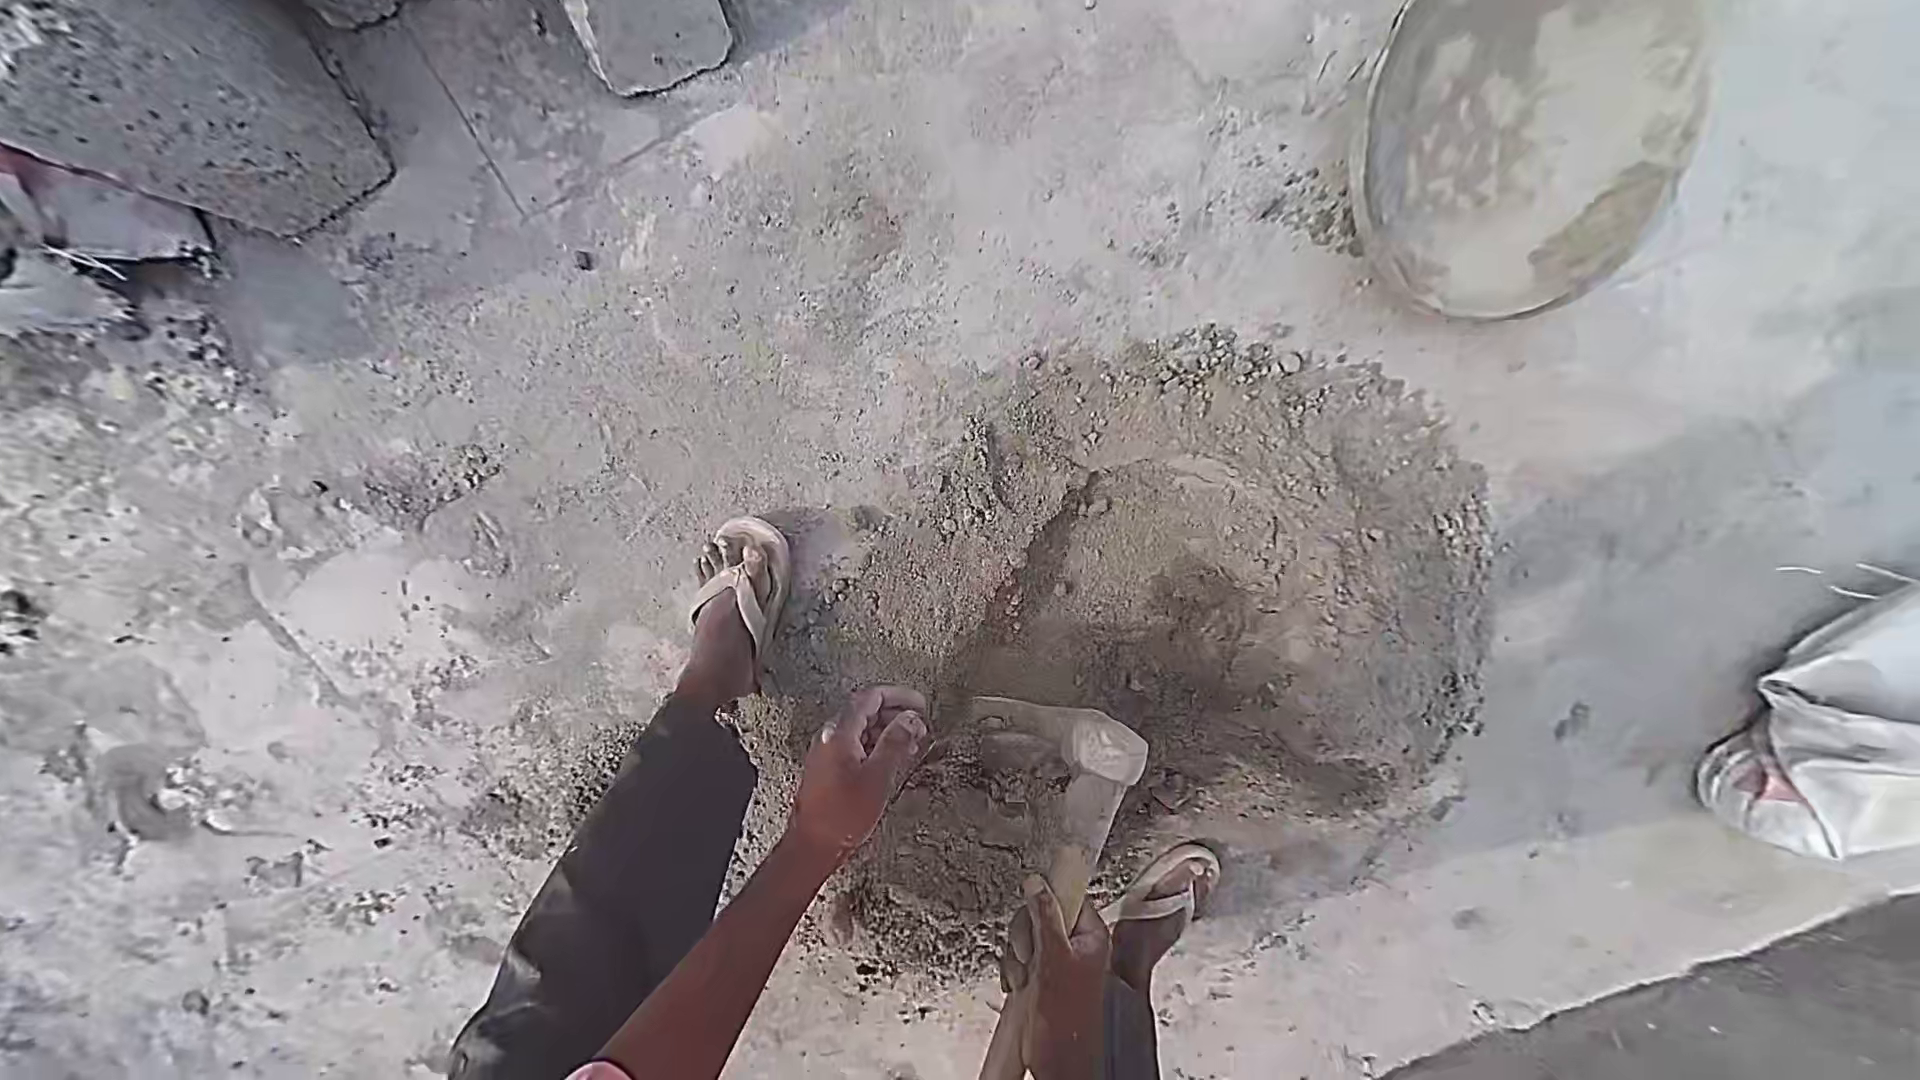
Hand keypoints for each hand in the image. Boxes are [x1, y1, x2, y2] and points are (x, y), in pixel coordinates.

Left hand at [787, 686, 927, 872]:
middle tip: (919, 721)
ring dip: (888, 728)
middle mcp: (830, 736)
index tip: (920, 703)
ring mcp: (827, 750)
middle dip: (896, 711)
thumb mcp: (878, 776)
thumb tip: (911, 718)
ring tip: (912, 740)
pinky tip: (892, 757)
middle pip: (865, 709)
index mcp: (839, 732)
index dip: (898, 695)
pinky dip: (877, 743)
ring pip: (862, 726)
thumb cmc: (842, 815)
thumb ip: (896, 742)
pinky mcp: (828, 766)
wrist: (811, 847)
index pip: (870, 697)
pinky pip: (855, 743)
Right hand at [1001, 877, 1109, 1079]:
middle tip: (1030, 951)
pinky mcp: (1037, 972)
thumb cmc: (1068, 1022)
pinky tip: (1018, 983)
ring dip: (1018, 953)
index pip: (1069, 895)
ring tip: (1025, 974)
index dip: (1050, 895)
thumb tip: (1037, 883)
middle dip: (1027, 932)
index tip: (1033, 897)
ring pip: (1025, 931)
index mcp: (1090, 935)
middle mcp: (1074, 943)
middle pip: (1041, 911)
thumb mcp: (1055, 959)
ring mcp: (1054, 958)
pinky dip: (1012, 966)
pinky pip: (1016, 952)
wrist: (1055, 1064)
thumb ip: (1045, 917)